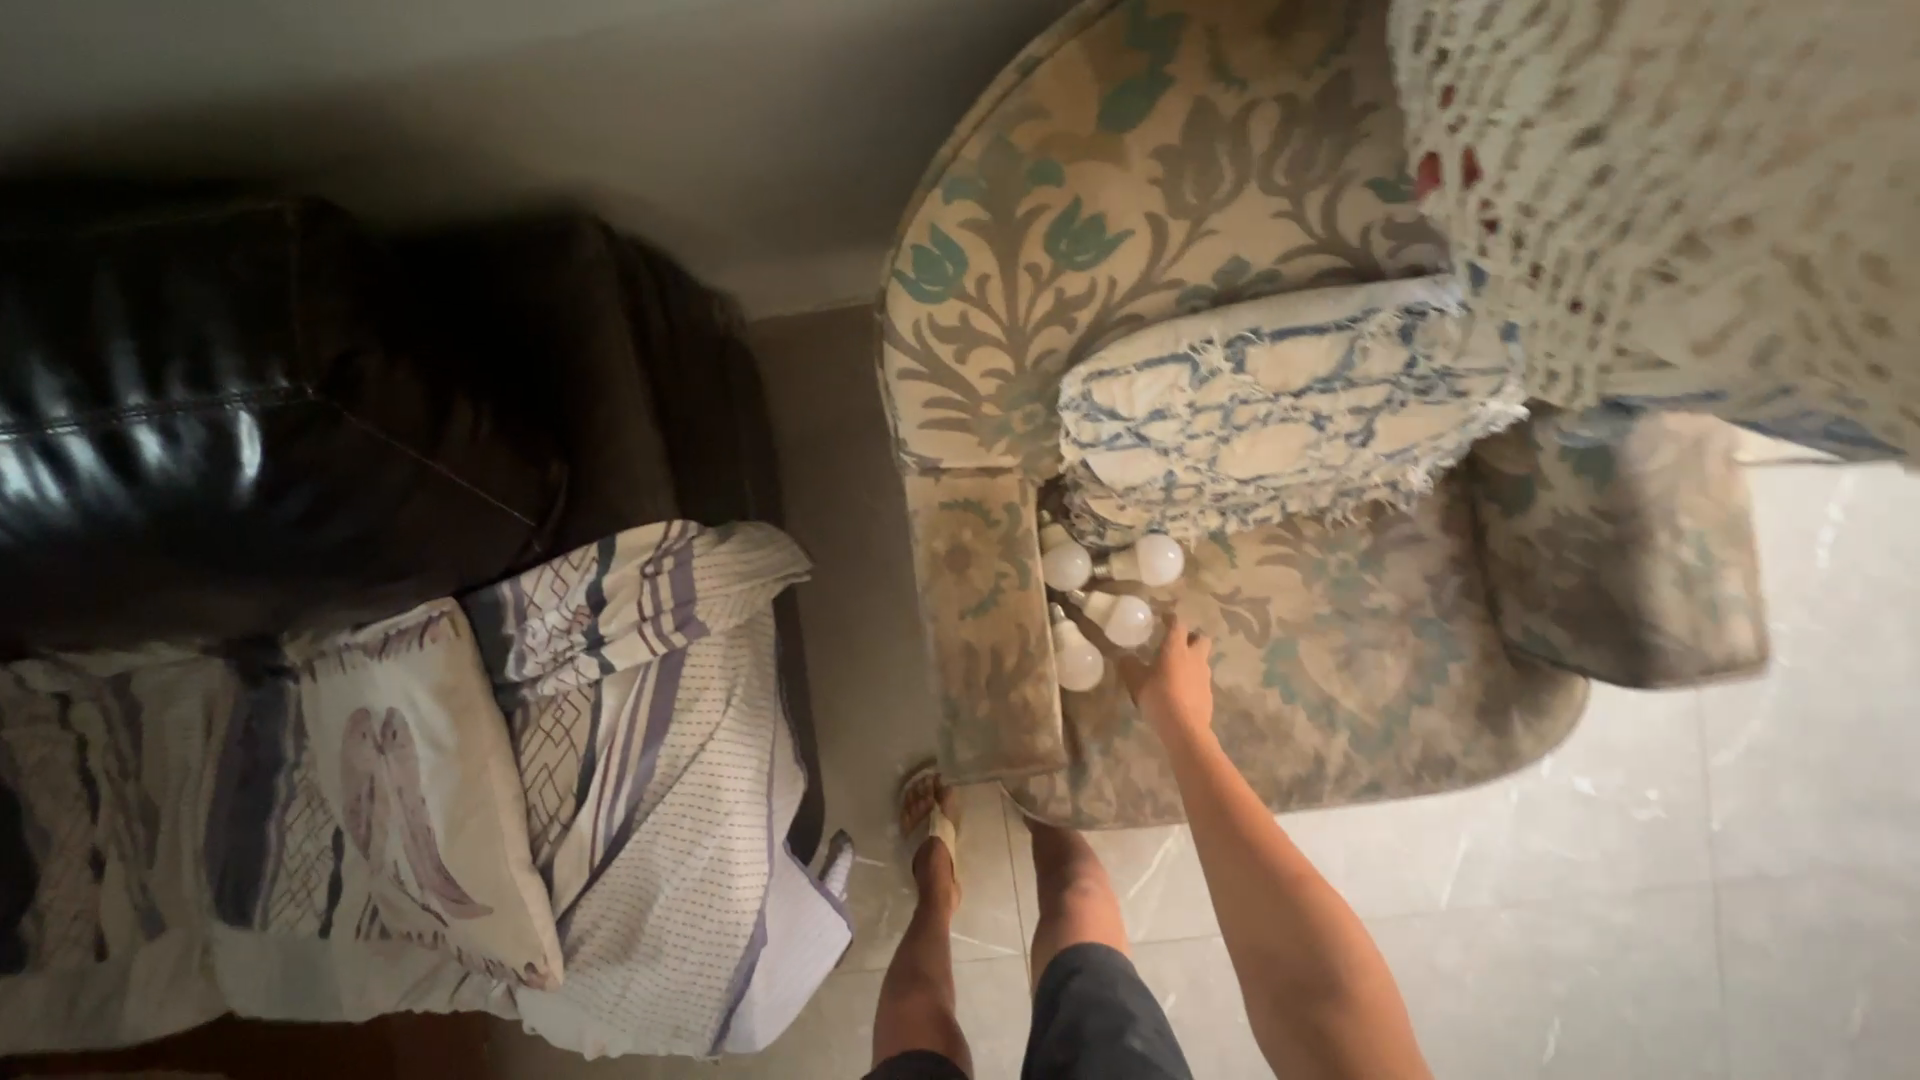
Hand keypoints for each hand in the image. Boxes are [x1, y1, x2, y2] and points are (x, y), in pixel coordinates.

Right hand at [1121, 614, 1214, 742]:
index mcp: (1176, 649)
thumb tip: (1123, 657)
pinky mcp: (1208, 693)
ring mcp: (1205, 676)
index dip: (1171, 618)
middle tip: (1177, 644)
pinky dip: (1193, 679)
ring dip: (1192, 659)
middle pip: (1201, 639)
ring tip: (1175, 669)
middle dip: (1191, 637)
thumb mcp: (1136, 682)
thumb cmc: (1159, 698)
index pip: (1178, 625)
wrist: (1185, 728)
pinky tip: (1180, 690)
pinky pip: (1201, 679)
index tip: (1164, 617)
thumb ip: (1129, 666)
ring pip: (1202, 659)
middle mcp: (1194, 658)